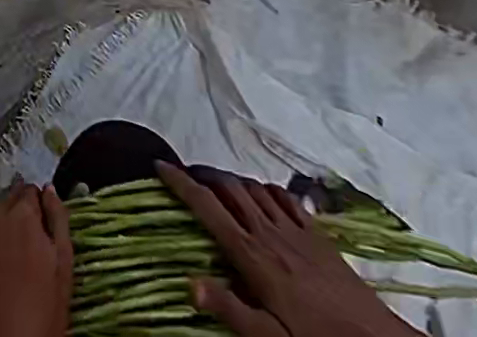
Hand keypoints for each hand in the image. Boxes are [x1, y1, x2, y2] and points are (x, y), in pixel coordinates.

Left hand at [0, 181, 72, 336]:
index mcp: (25, 213)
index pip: (30, 191)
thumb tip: (48, 189)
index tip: (37, 222)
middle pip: (7, 197)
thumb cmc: (42, 310)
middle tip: (20, 236)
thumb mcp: (63, 264)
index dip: (35, 207)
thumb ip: (58, 219)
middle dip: (15, 210)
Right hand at [156, 162, 421, 336]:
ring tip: (217, 184)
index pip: (207, 207)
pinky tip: (263, 195)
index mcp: (251, 255)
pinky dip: (266, 189)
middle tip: (185, 175)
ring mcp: (294, 230)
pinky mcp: (316, 234)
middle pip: (229, 187)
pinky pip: (285, 198)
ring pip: (254, 188)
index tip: (160, 165)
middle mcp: (269, 232)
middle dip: (203, 174)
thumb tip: (189, 283)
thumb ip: (229, 310)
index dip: (180, 183)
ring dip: (232, 179)